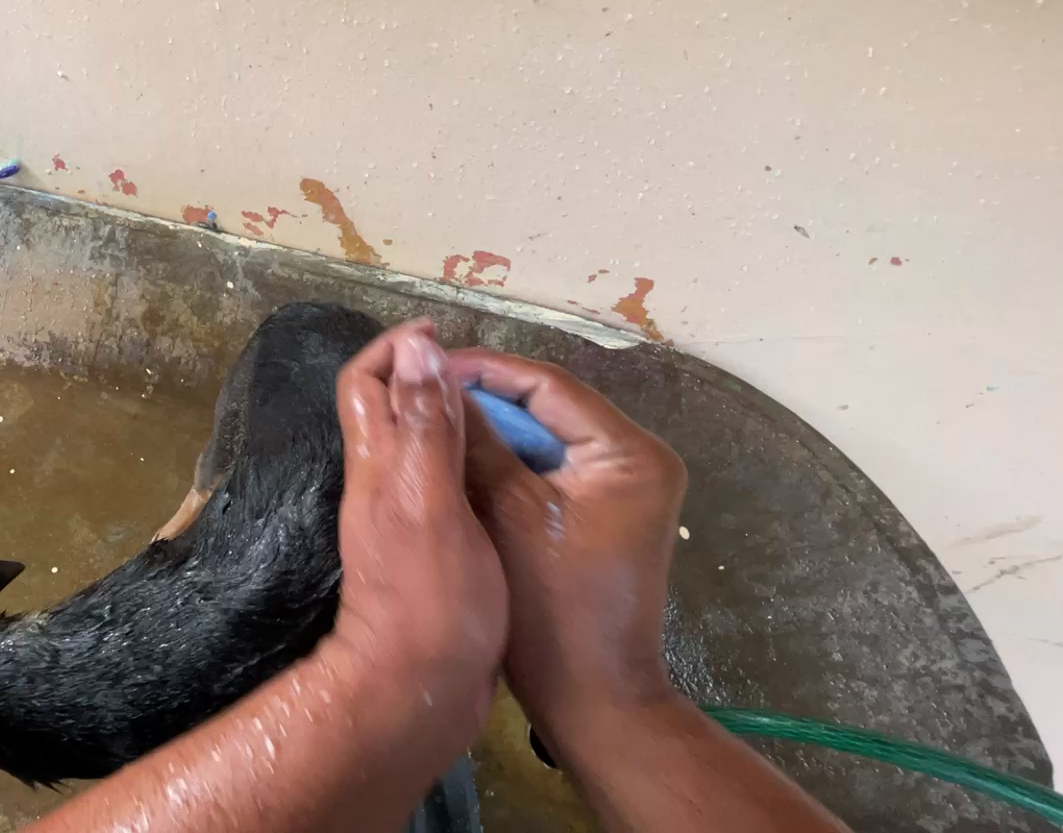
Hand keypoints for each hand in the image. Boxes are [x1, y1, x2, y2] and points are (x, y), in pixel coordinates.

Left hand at [326, 321, 509, 759]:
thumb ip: (424, 425)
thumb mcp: (430, 499)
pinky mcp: (424, 543)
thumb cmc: (430, 595)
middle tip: (474, 365)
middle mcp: (379, 479)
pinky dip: (458, 454)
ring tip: (493, 402)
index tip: (436, 331)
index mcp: (376, 463)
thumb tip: (416, 347)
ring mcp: (399, 512)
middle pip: (383, 406)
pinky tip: (496, 462)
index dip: (392, 348)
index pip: (364, 382)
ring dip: (440, 410)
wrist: (417, 687)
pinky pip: (434, 477)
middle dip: (417, 372)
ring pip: (410, 441)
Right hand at [446, 349, 687, 751]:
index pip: (548, 384)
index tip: (427, 365)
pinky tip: (462, 449)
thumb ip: (475, 438)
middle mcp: (637, 456)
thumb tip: (433, 378)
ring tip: (435, 412)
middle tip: (425, 387)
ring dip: (493, 422)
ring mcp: (623, 482)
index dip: (484, 368)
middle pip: (549, 403)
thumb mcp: (506, 509)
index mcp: (629, 452)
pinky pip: (548, 460)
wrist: (591, 695)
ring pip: (544, 430)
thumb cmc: (552, 605)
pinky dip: (506, 453)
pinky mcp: (604, 504)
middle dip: (486, 394)